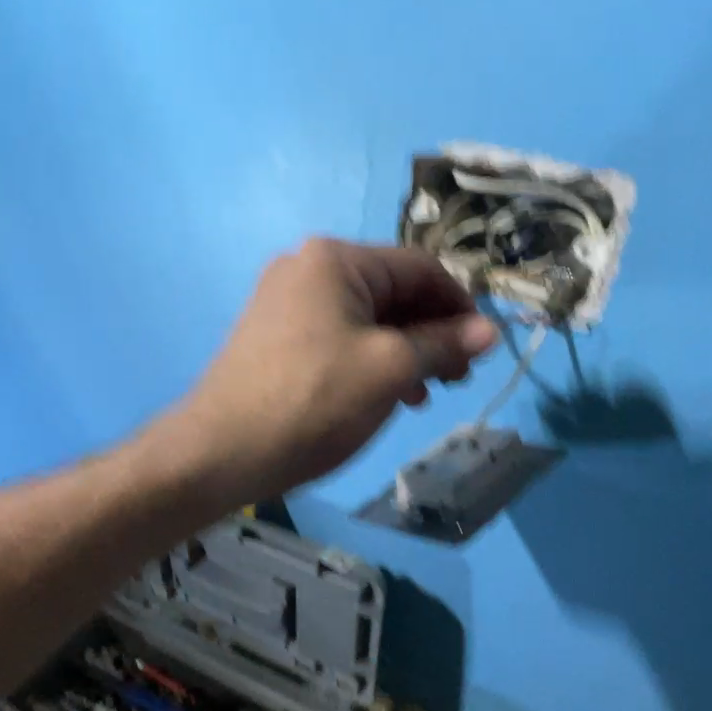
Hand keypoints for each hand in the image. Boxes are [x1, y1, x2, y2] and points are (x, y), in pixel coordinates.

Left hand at [163, 237, 496, 503]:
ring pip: (367, 320)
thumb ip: (443, 345)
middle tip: (457, 379)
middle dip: (432, 334)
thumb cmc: (313, 402)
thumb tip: (490, 330)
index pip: (420, 267)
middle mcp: (307, 268)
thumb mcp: (389, 371)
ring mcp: (286, 304)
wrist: (220, 452)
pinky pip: (339, 340)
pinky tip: (385, 397)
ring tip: (424, 396)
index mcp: (336, 259)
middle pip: (393, 292)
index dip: (461, 306)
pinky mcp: (275, 340)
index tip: (483, 350)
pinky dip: (370, 363)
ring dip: (405, 353)